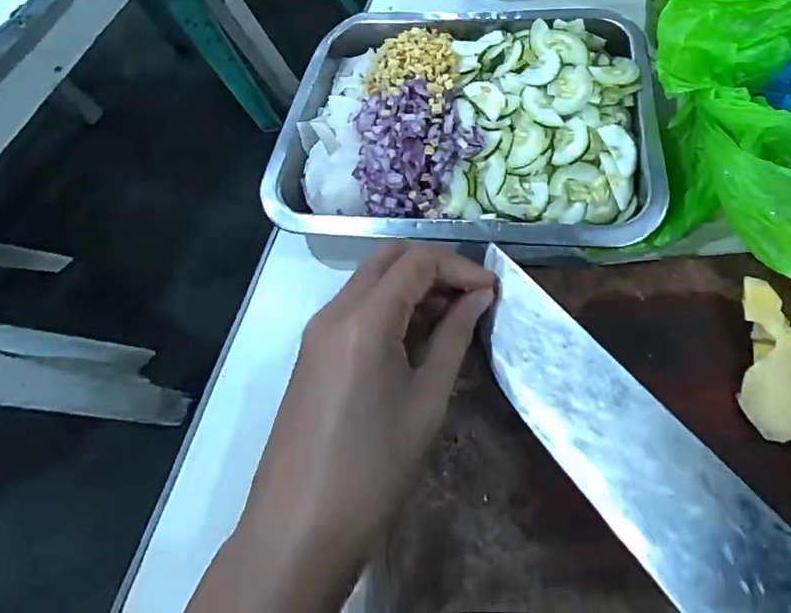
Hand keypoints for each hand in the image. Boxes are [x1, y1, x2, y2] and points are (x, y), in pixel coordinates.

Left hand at [186, 242, 495, 612]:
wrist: (298, 532)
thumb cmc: (374, 468)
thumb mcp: (427, 400)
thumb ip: (455, 337)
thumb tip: (480, 297)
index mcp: (363, 318)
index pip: (417, 261)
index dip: (460, 267)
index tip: (493, 289)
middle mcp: (335, 310)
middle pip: (389, 259)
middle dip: (434, 267)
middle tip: (471, 296)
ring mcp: (318, 330)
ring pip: (371, 280)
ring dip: (412, 285)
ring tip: (453, 318)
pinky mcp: (313, 352)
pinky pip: (356, 308)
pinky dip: (390, 307)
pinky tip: (418, 336)